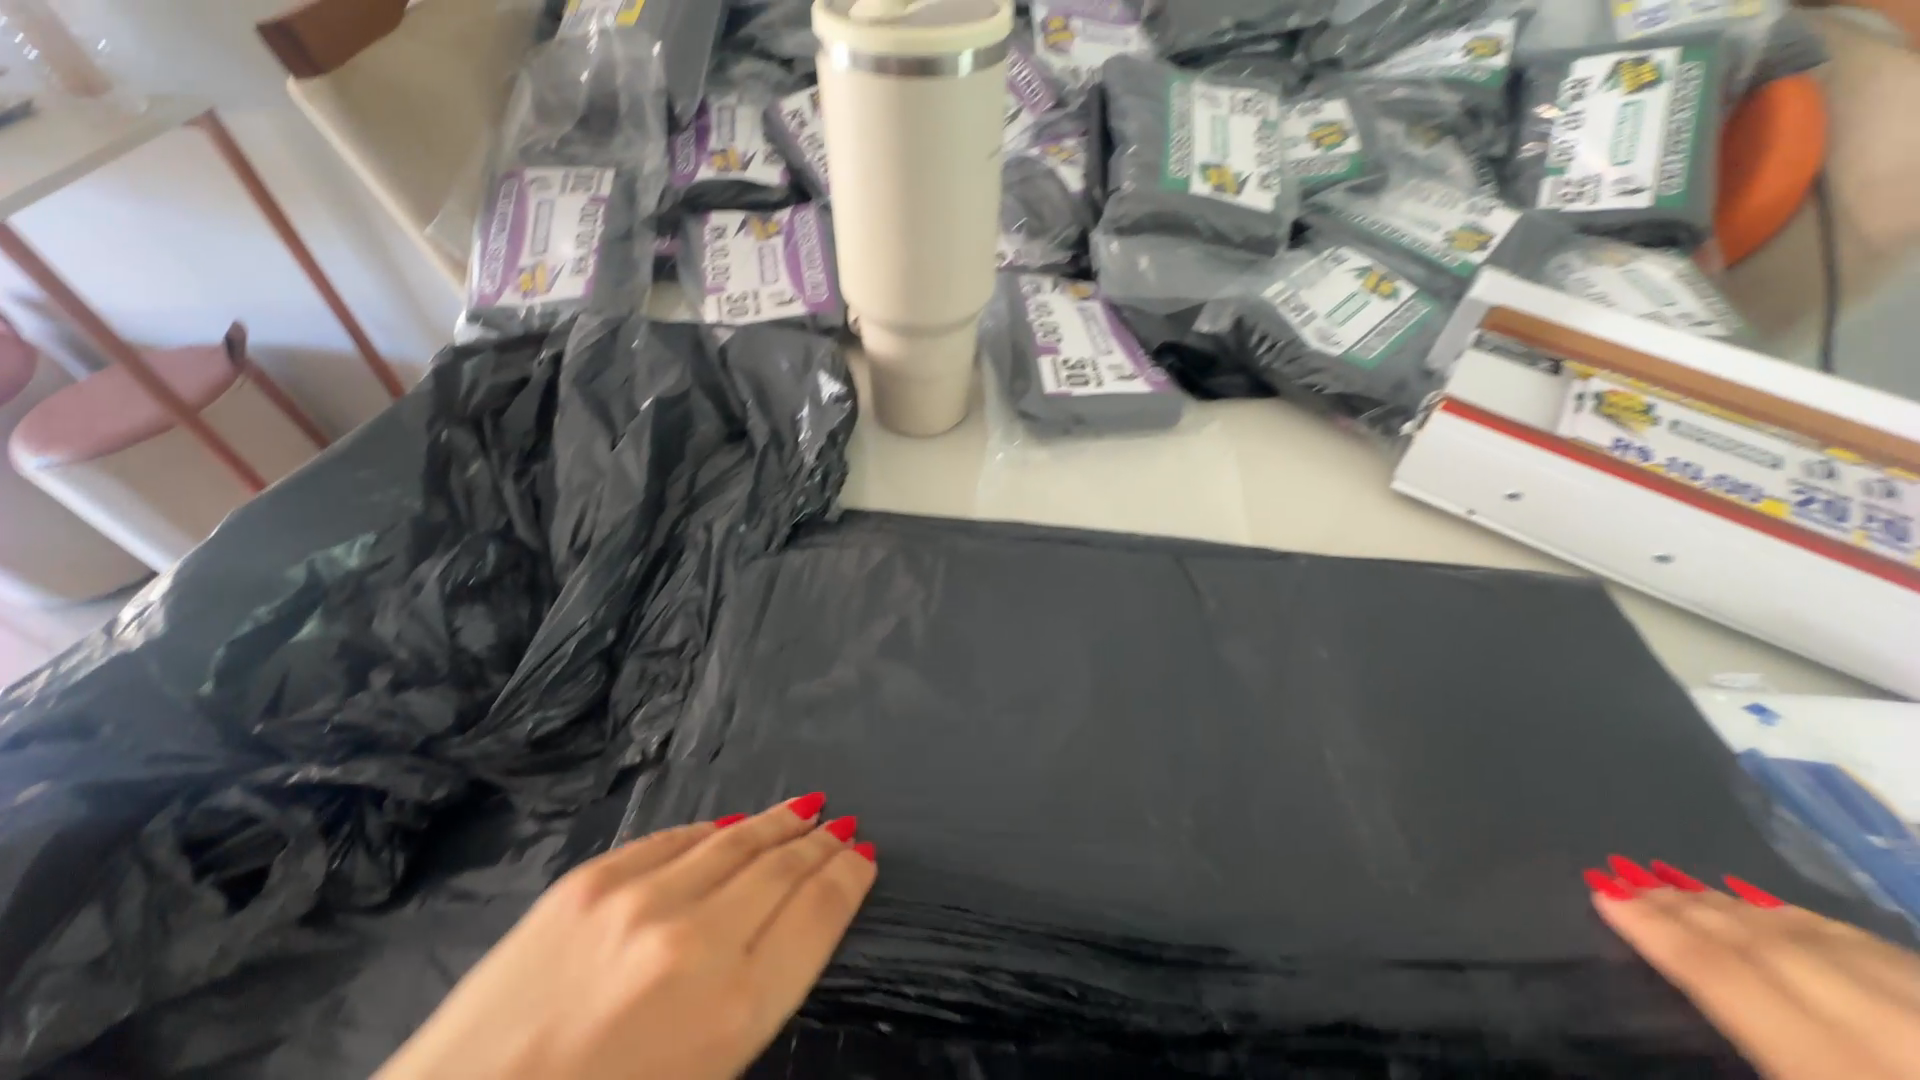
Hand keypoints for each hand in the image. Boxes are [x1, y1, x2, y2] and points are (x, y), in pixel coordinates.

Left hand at [376, 794, 875, 1079]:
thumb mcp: (710, 1075)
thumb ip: (756, 997)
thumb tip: (785, 927)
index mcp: (737, 1006)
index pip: (817, 914)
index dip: (847, 878)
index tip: (862, 856)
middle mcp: (697, 938)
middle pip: (782, 870)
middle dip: (818, 845)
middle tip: (842, 825)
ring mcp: (637, 901)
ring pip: (733, 842)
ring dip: (775, 824)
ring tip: (804, 810)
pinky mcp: (587, 881)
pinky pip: (672, 840)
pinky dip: (711, 830)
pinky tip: (730, 825)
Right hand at [1588, 857, 1919, 1079]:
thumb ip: (1770, 1061)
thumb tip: (1706, 1000)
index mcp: (1838, 1073)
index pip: (1730, 980)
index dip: (1661, 932)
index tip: (1605, 892)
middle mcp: (1894, 1038)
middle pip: (1773, 948)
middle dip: (1692, 908)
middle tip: (1629, 874)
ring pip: (1830, 940)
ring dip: (1746, 909)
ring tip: (1686, 886)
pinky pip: (1884, 953)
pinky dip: (1817, 926)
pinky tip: (1783, 913)